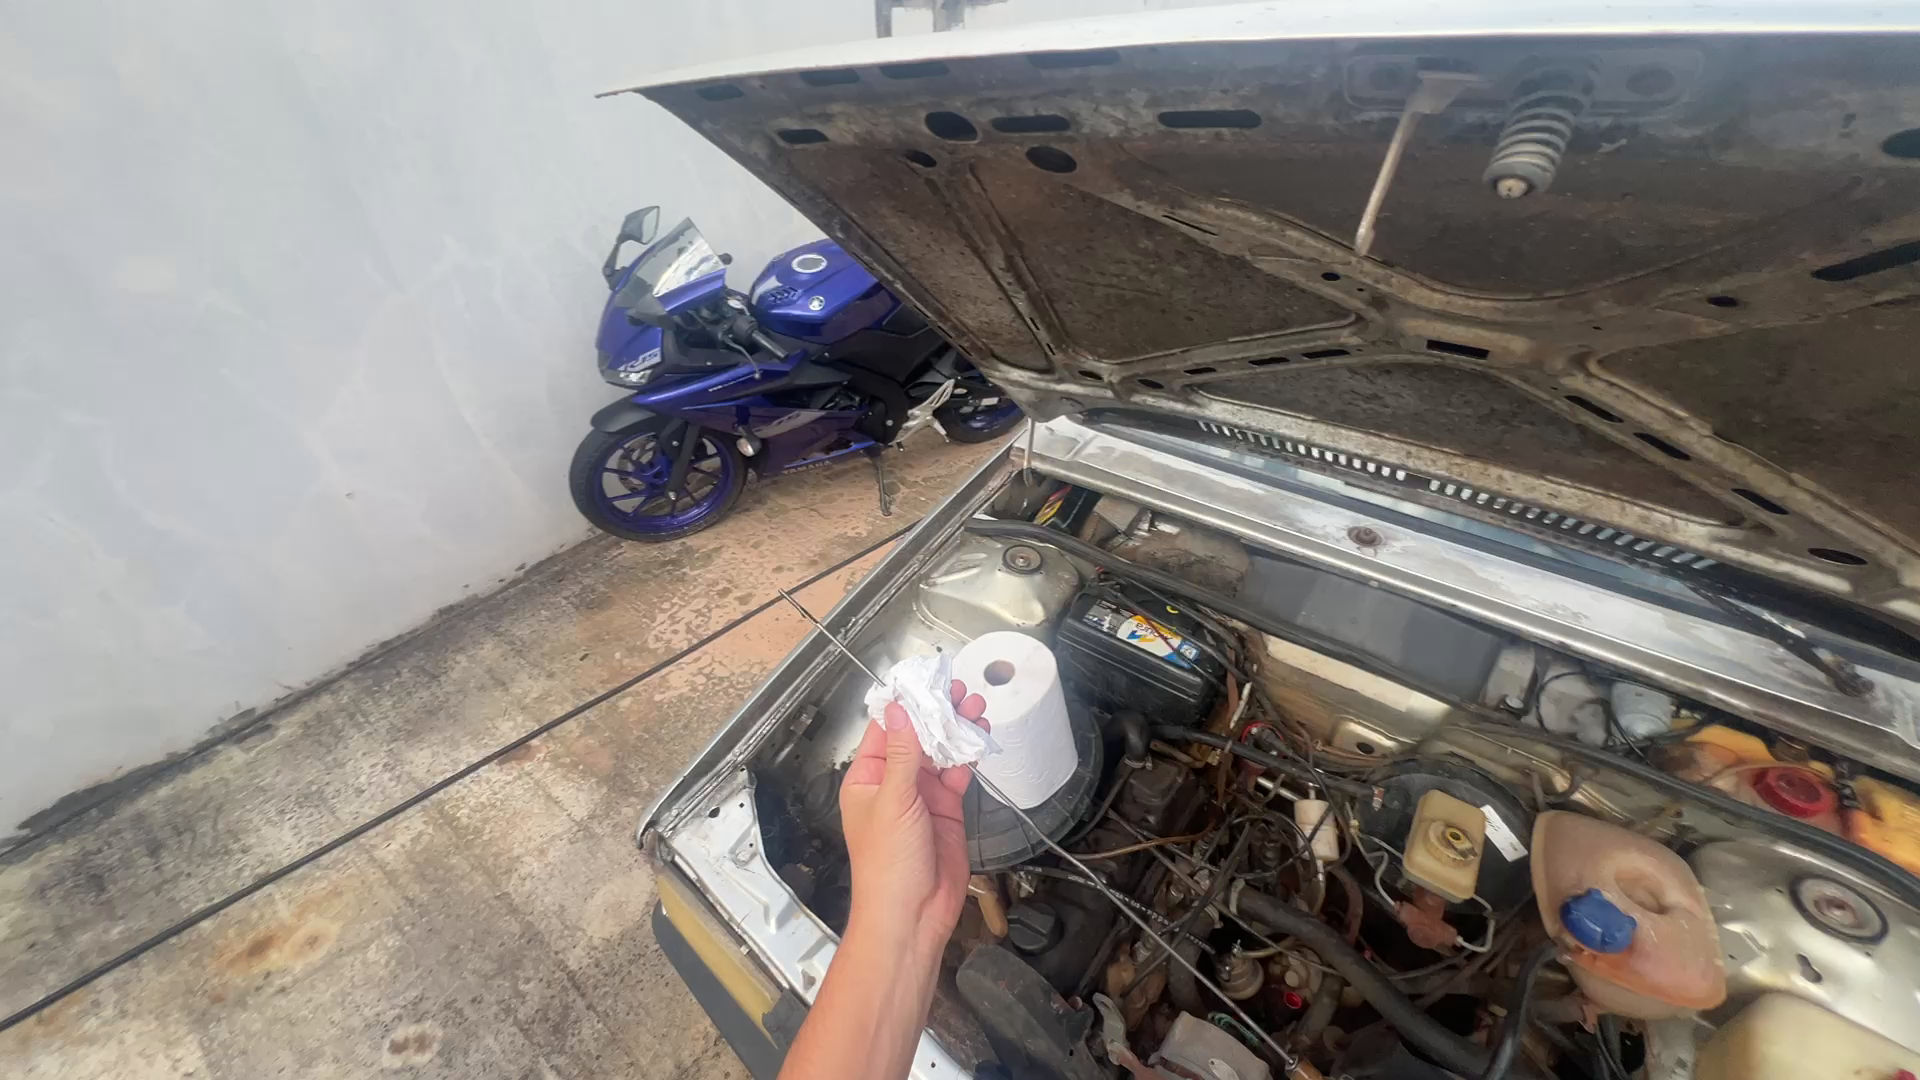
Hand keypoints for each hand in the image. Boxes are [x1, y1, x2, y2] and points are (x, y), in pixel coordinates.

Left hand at [839, 681, 988, 952]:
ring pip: (940, 751)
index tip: (925, 679)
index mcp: (868, 777)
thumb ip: (903, 753)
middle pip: (917, 736)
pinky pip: (958, 773)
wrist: (913, 916)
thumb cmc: (887, 864)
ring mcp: (922, 795)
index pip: (885, 730)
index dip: (906, 704)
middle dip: (937, 712)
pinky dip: (969, 754)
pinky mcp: (946, 808)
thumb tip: (900, 711)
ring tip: (974, 705)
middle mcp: (894, 781)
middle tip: (958, 689)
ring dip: (957, 729)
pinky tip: (980, 735)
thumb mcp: (894, 800)